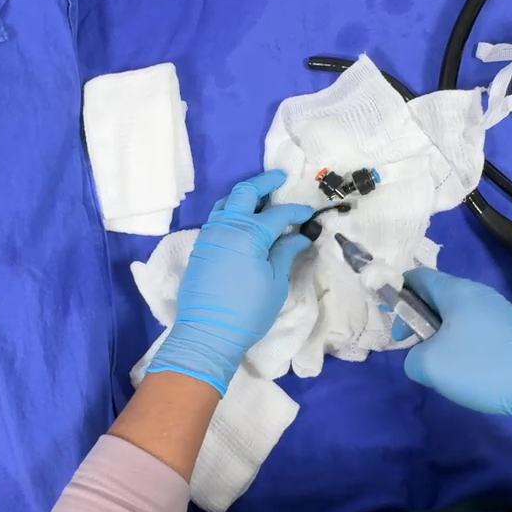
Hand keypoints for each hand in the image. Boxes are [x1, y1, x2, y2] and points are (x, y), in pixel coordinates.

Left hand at [146, 170, 314, 392]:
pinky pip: (217, 218)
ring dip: (244, 195)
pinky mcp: (201, 247)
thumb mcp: (275, 283)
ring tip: (261, 197)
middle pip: (245, 192)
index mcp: (249, 233)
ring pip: (226, 202)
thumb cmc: (247, 310)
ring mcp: (210, 235)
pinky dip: (231, 210)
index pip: (278, 214)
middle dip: (264, 182)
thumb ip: (285, 253)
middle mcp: (227, 226)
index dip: (297, 212)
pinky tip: (243, 220)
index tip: (310, 213)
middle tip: (280, 178)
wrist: (207, 333)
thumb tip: (299, 236)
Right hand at [401, 267, 511, 464]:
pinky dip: (464, 343)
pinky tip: (470, 370)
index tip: (396, 324)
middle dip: (419, 320)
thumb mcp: (429, 365)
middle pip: (437, 296)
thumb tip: (420, 357)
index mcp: (456, 291)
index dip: (398, 295)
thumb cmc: (483, 368)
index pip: (417, 277)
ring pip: (457, 315)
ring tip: (442, 365)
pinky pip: (477, 328)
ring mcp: (500, 310)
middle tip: (415, 349)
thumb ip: (411, 356)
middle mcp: (479, 293)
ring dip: (442, 335)